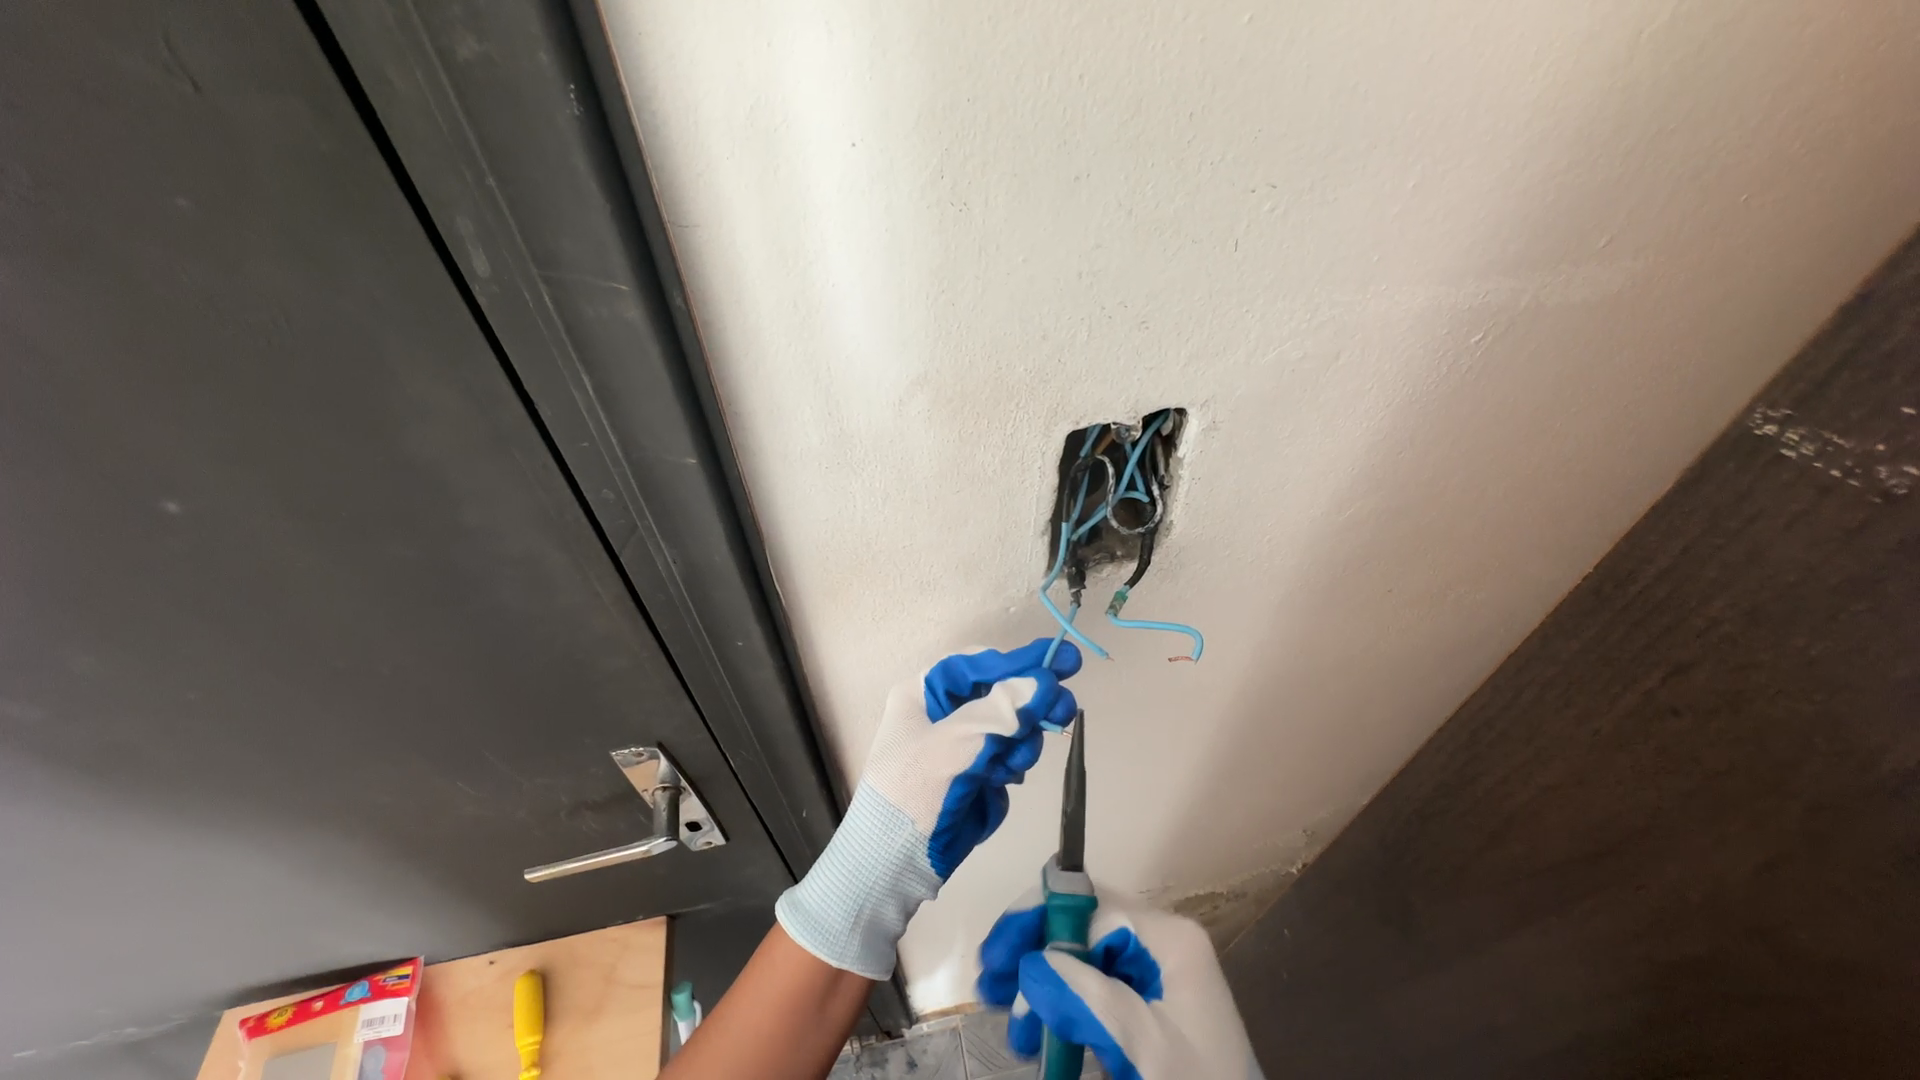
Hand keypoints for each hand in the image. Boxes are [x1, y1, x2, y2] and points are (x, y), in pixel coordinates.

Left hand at [776, 639, 1081, 977]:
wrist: (893, 865)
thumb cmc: (912, 793)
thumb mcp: (954, 746)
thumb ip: (1000, 711)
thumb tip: (1043, 682)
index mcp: (924, 693)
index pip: (981, 665)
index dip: (1022, 661)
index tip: (1066, 661)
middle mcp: (942, 713)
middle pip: (1002, 694)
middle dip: (1029, 705)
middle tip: (1065, 711)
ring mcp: (960, 745)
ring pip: (1011, 727)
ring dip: (1019, 741)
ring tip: (1010, 765)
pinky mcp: (974, 774)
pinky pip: (1008, 756)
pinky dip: (1011, 764)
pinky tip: (1002, 779)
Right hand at [977, 884, 1263, 1079]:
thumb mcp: (1142, 1044)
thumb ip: (1085, 997)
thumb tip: (1029, 964)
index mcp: (1166, 937)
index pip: (1087, 906)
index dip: (1035, 924)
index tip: (995, 958)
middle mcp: (1158, 941)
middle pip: (1079, 927)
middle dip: (1031, 954)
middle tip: (990, 989)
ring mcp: (1152, 971)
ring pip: (1079, 958)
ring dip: (1039, 985)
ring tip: (1013, 1026)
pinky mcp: (1146, 1001)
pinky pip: (1091, 987)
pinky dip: (1059, 1006)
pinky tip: (1036, 1031)